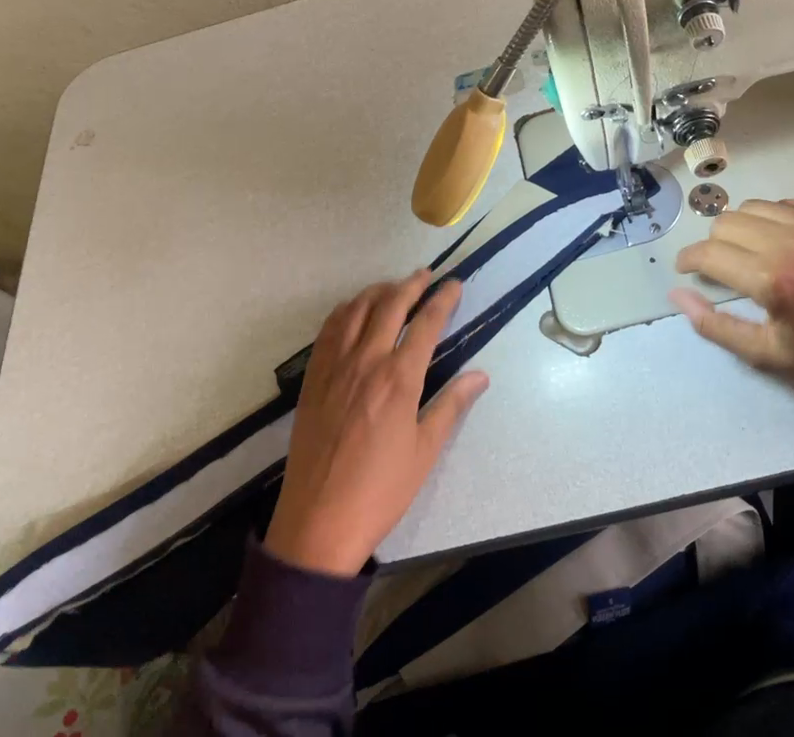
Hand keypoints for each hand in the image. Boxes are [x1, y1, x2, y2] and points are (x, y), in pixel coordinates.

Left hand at [265, 271, 488, 576]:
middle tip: (427, 275)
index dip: (443, 299)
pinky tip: (353, 311)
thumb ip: (451, 405)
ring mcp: (334, 368)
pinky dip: (345, 311)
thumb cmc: (382, 489)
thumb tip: (480, 375)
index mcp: (399, 379)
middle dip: (411, 285)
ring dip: (377, 292)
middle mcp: (365, 362)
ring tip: (394, 287)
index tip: (455, 284)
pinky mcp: (312, 379)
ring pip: (356, 311)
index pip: (426, 324)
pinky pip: (328, 331)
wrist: (320, 519)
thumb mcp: (425, 450)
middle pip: (390, 306)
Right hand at [671, 199, 793, 409]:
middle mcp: (793, 241)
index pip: (709, 253)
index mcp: (773, 280)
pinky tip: (788, 244)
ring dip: (745, 228)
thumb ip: (715, 325)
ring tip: (756, 253)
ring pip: (756, 207)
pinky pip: (790, 204)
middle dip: (715, 244)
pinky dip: (778, 221)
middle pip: (727, 222)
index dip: (689, 260)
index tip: (687, 269)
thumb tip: (678, 295)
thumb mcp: (767, 353)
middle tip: (725, 266)